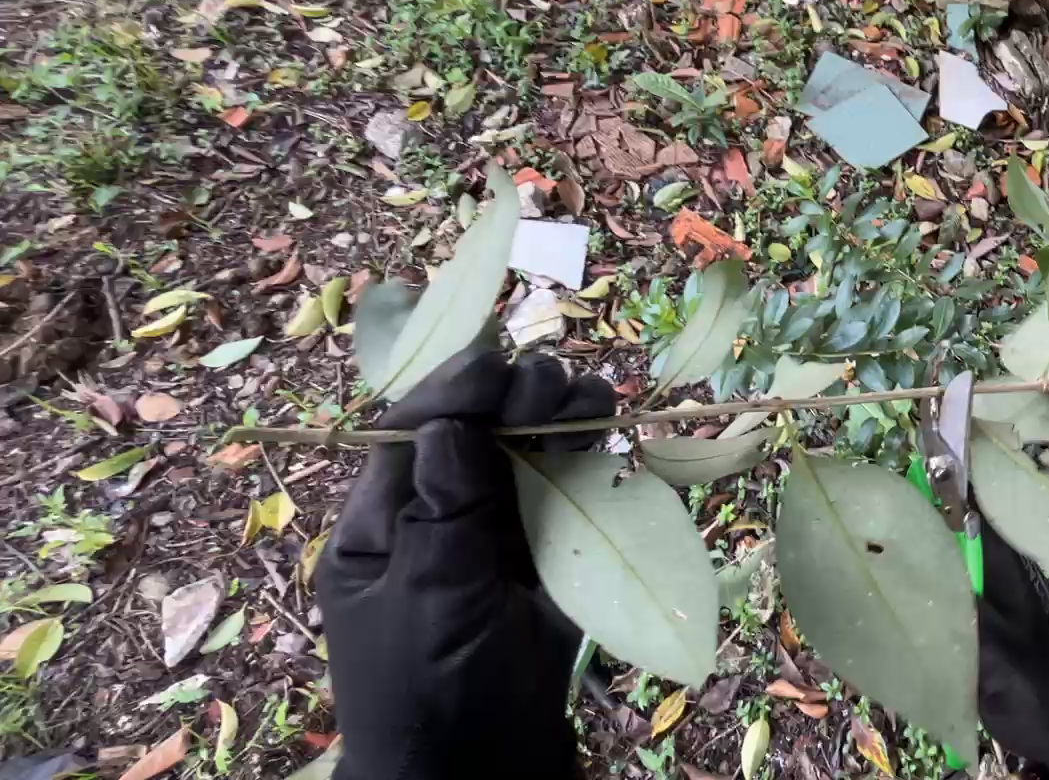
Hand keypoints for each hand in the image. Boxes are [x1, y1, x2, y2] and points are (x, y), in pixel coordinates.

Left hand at [318, 350, 614, 779]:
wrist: (485, 755)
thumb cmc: (434, 683)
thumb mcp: (430, 601)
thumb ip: (442, 515)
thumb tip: (445, 428)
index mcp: (384, 520)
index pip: (409, 432)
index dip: (452, 392)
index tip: (497, 366)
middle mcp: (443, 502)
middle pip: (478, 422)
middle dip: (515, 394)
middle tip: (552, 387)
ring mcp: (501, 512)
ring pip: (531, 436)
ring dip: (560, 407)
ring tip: (589, 400)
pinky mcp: (552, 525)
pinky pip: (571, 467)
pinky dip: (591, 440)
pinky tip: (606, 425)